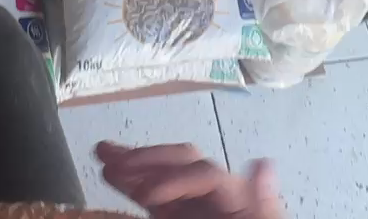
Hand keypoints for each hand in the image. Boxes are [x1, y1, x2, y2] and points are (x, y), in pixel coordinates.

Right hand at [94, 141, 285, 218]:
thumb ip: (260, 207)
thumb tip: (264, 165)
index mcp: (237, 202)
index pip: (206, 175)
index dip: (176, 180)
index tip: (148, 197)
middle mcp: (215, 201)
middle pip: (181, 166)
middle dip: (147, 161)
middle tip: (114, 163)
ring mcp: (195, 210)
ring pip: (162, 177)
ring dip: (131, 164)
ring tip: (103, 155)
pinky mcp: (179, 218)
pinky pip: (154, 198)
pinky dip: (131, 185)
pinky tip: (111, 173)